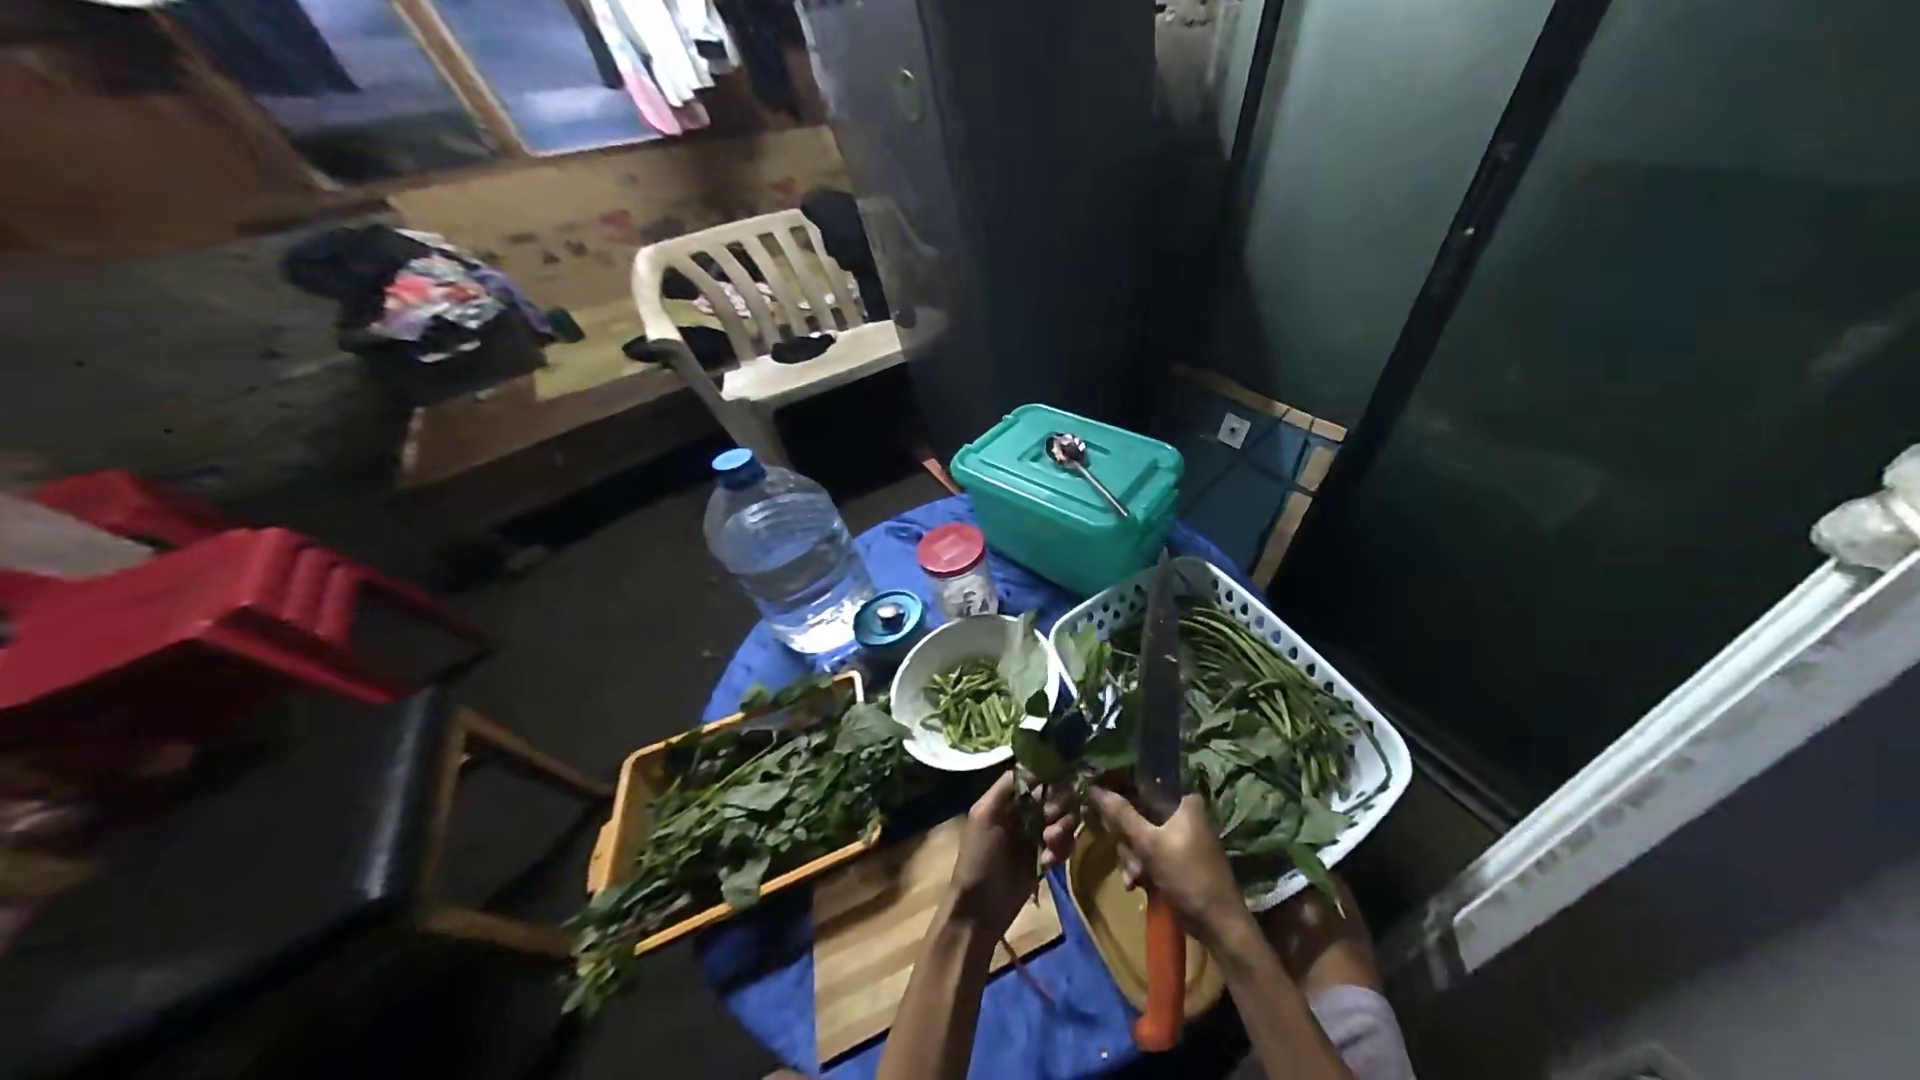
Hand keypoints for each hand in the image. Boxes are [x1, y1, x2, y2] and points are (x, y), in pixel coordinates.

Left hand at [946, 770, 1078, 936]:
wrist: (981, 910)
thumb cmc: (979, 858)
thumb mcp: (985, 815)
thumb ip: (1007, 786)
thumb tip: (1034, 763)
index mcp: (1007, 798)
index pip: (1035, 776)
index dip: (1050, 777)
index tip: (1063, 784)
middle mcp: (1023, 811)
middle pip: (1054, 796)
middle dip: (1059, 809)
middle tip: (1051, 828)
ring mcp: (1036, 834)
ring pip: (1063, 819)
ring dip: (1062, 832)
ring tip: (1049, 847)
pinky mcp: (1046, 856)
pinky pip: (1065, 843)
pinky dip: (1061, 851)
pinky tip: (1049, 864)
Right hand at [1086, 787, 1244, 943]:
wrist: (1218, 925)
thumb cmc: (1187, 876)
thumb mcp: (1150, 844)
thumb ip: (1121, 815)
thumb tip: (1093, 788)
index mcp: (1183, 801)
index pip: (1143, 784)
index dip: (1119, 793)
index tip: (1101, 806)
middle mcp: (1182, 813)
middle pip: (1138, 812)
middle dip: (1127, 839)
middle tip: (1124, 854)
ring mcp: (1179, 836)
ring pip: (1140, 835)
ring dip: (1132, 857)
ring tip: (1133, 876)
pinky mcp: (1176, 857)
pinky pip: (1149, 852)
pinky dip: (1141, 866)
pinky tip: (1136, 883)